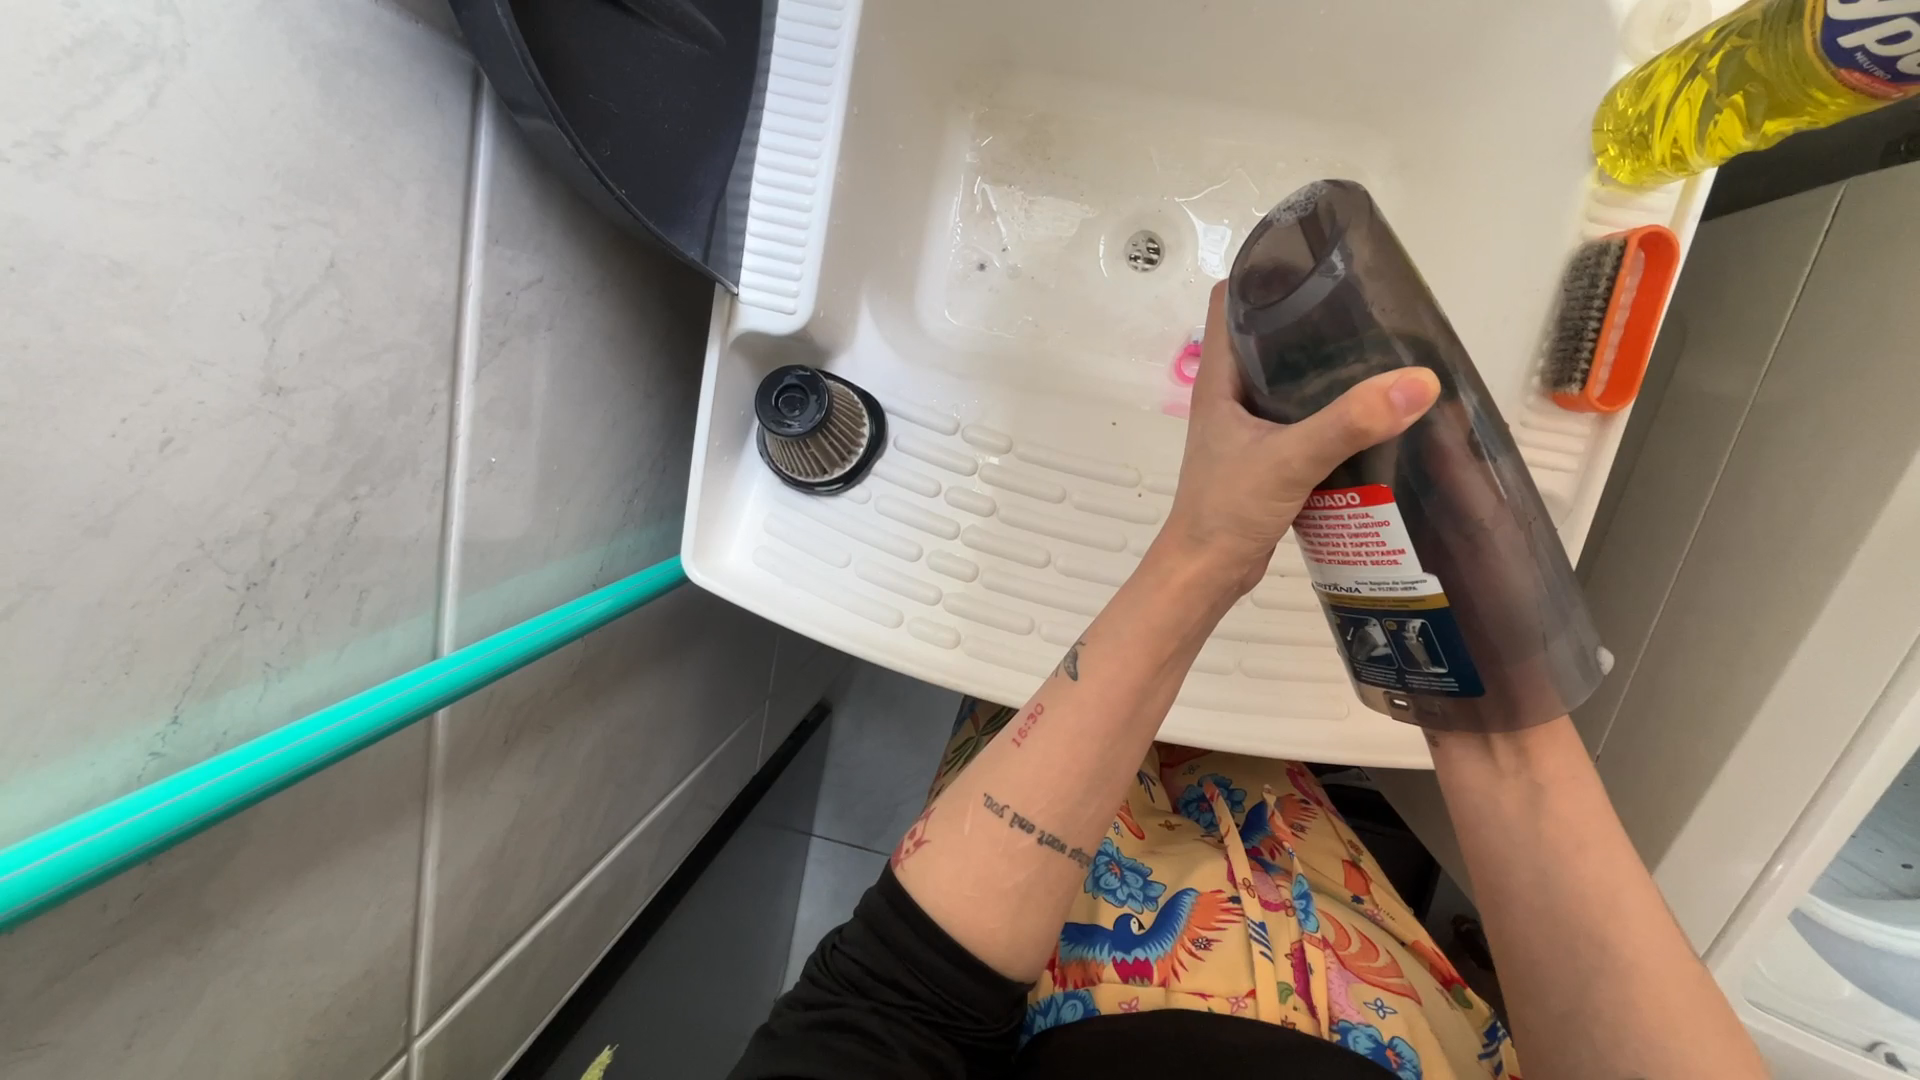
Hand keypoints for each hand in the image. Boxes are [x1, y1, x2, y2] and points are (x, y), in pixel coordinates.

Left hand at [1154, 281, 1440, 595]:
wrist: (1208, 570)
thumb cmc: (1228, 510)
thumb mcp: (1289, 460)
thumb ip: (1349, 422)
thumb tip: (1421, 380)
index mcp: (1219, 379)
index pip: (1231, 301)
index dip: (1265, 271)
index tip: (1318, 257)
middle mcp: (1229, 394)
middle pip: (1266, 334)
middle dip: (1311, 315)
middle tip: (1371, 303)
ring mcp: (1246, 425)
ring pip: (1285, 377)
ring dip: (1324, 364)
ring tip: (1381, 348)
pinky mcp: (1265, 453)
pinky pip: (1299, 415)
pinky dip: (1329, 406)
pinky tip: (1370, 408)